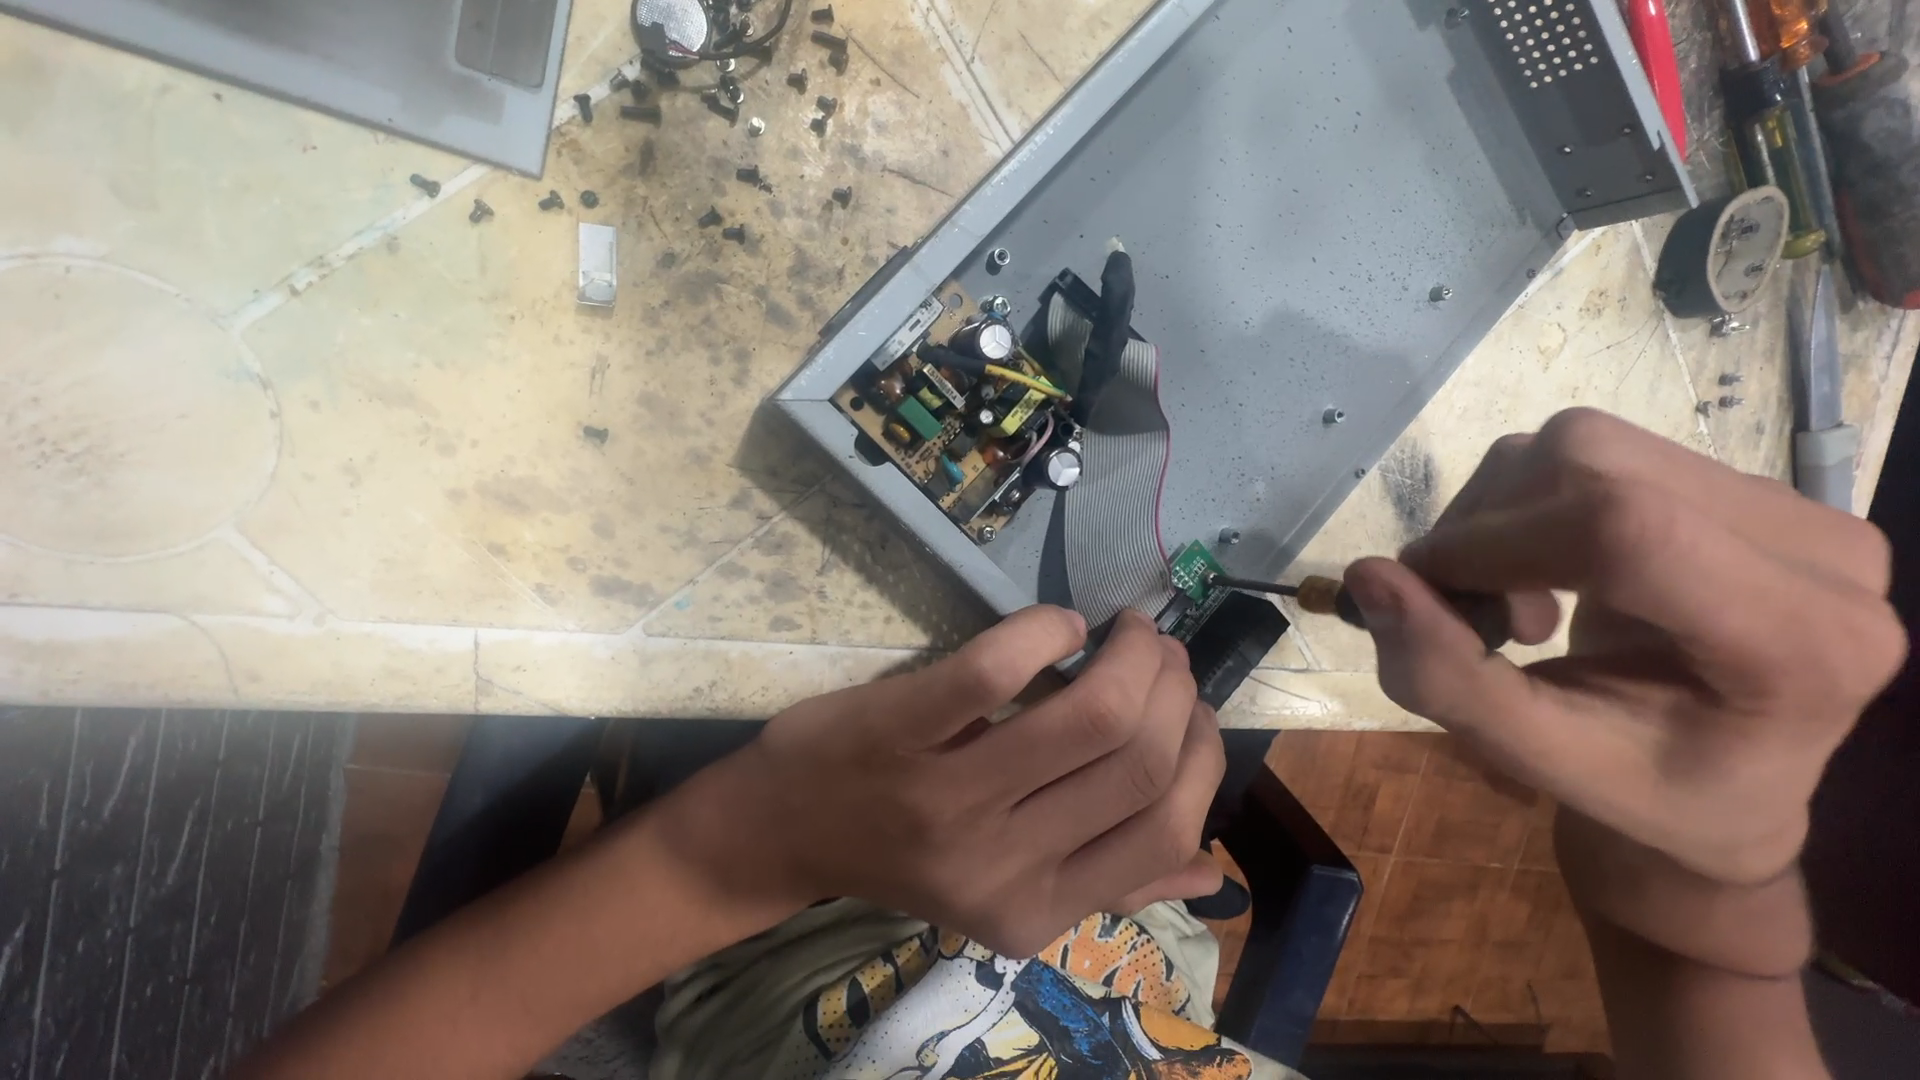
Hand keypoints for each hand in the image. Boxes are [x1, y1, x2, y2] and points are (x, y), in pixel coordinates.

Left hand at [655, 607, 1224, 956]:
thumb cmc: (901, 853)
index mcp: (1038, 907)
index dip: (1199, 759)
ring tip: (1128, 631)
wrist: (782, 832)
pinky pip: (996, 667)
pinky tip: (1060, 623)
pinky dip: (1046, 631)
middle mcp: (1000, 862)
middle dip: (1171, 693)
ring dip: (1130, 656)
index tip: (1190, 710)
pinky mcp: (901, 729)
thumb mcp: (1004, 897)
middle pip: (1135, 763)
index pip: (1161, 829)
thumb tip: (1206, 869)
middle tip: (1162, 654)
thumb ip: (1102, 888)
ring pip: (1088, 715)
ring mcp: (947, 794)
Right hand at [1344, 409, 1904, 973]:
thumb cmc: (1639, 792)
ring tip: (1514, 600)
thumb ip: (1445, 675)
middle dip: (1484, 528)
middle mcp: (1818, 551)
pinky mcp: (1740, 487)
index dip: (1488, 545)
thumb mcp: (1532, 758)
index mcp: (1795, 642)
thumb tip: (1366, 575)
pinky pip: (1590, 452)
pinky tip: (1544, 571)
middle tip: (1472, 614)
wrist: (1722, 787)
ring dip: (1498, 514)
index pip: (1622, 528)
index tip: (1424, 597)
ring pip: (1579, 444)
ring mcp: (1787, 505)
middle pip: (1590, 463)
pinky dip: (1523, 504)